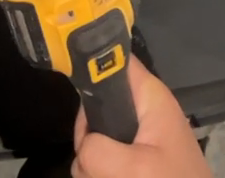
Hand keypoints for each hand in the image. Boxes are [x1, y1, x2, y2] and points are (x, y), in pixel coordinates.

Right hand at [73, 64, 212, 177]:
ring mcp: (142, 137)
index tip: (74, 91)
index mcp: (150, 96)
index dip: (91, 65)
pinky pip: (109, 157)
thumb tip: (83, 149)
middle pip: (99, 104)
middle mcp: (145, 110)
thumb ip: (98, 151)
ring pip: (99, 136)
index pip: (116, 58)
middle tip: (91, 161)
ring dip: (93, 159)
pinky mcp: (140, 159)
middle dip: (88, 132)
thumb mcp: (136, 168)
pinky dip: (102, 171)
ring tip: (100, 177)